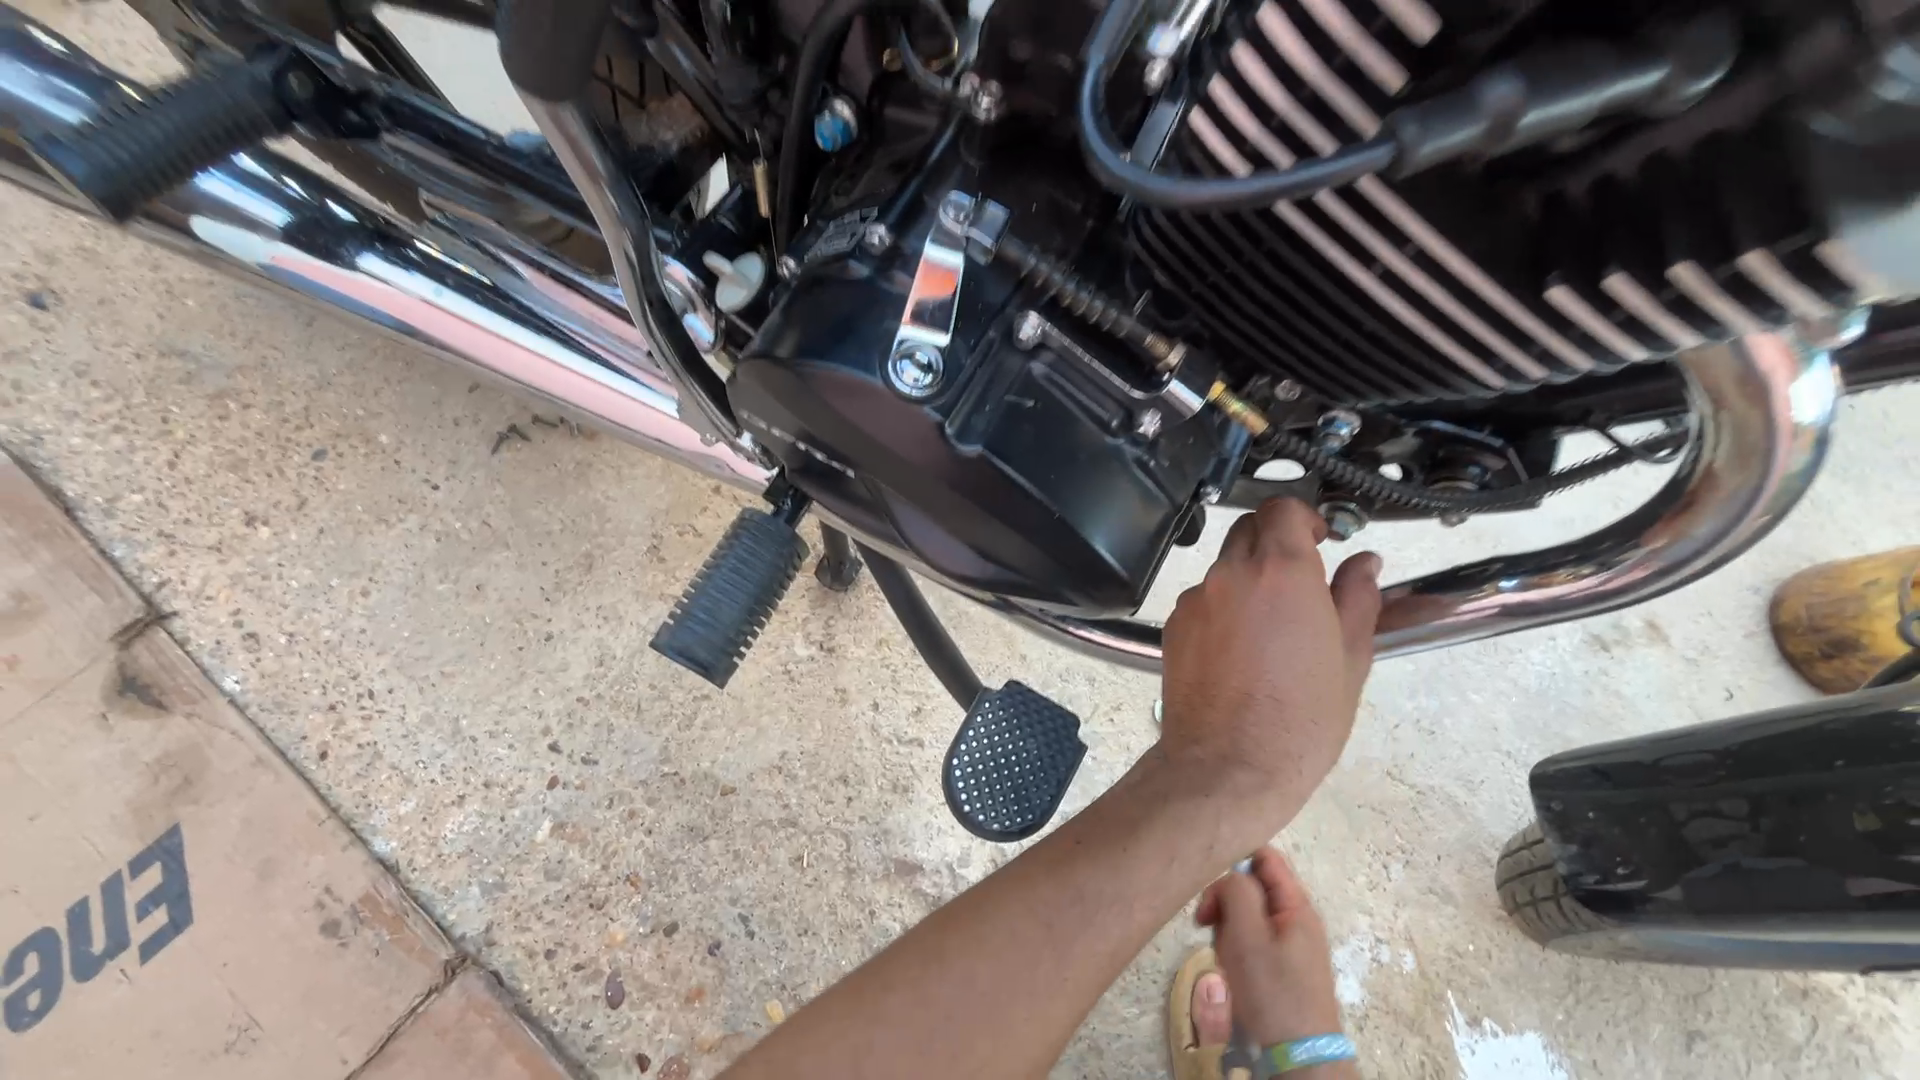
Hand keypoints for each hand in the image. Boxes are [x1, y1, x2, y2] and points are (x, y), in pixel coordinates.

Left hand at [1158, 498, 1380, 820]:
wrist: (1227, 766)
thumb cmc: (1299, 720)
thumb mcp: (1349, 659)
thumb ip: (1358, 599)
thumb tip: (1364, 563)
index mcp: (1281, 572)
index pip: (1282, 509)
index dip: (1303, 517)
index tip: (1320, 540)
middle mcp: (1231, 574)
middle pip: (1248, 530)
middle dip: (1275, 542)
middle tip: (1300, 580)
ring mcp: (1196, 599)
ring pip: (1222, 567)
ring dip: (1247, 578)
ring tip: (1271, 627)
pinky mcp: (1173, 625)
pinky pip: (1202, 599)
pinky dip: (1222, 608)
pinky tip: (1238, 650)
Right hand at [1197, 848, 1343, 1045]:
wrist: (1298, 1056)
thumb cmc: (1272, 991)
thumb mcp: (1247, 934)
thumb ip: (1236, 892)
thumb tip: (1229, 875)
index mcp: (1297, 904)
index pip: (1265, 857)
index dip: (1234, 860)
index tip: (1209, 884)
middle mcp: (1297, 918)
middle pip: (1253, 886)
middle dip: (1225, 900)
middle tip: (1206, 924)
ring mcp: (1291, 943)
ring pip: (1249, 914)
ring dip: (1228, 927)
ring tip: (1223, 954)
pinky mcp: (1283, 965)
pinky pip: (1253, 940)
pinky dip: (1236, 947)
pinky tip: (1231, 968)